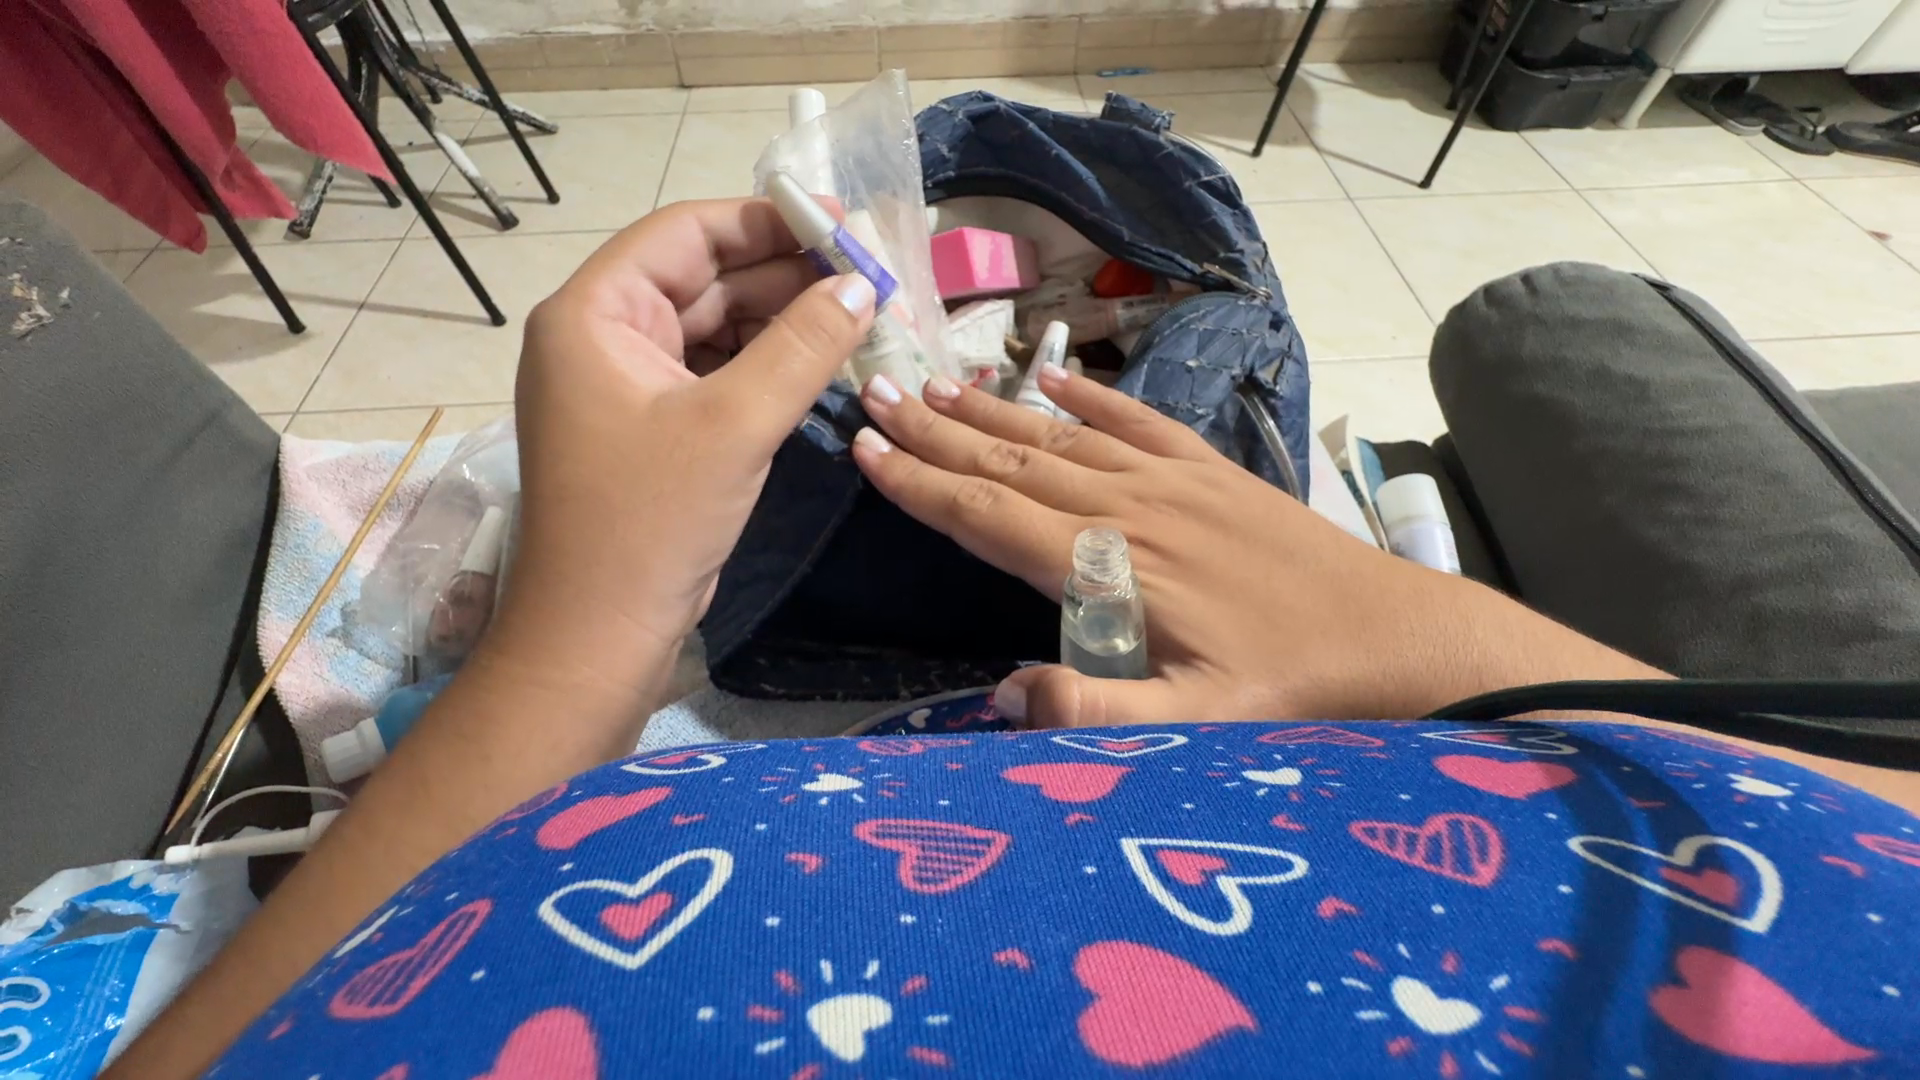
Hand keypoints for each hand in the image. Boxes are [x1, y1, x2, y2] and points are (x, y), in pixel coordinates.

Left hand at [489, 198, 874, 706]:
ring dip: (783, 324)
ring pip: (718, 330)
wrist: (602, 631)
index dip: (766, 221)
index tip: (841, 223)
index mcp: (597, 314)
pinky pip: (720, 376)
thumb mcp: (735, 424)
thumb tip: (863, 285)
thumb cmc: (652, 519)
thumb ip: (803, 347)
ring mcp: (634, 386)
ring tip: (857, 316)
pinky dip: (768, 368)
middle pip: (705, 280)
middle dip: (785, 277)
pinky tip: (821, 364)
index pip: (687, 235)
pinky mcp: (660, 428)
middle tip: (867, 276)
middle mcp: (608, 338)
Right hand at [850, 365, 1661, 726]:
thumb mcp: (1188, 727)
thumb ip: (1090, 712)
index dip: (919, 483)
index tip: (864, 448)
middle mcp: (1123, 506)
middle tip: (876, 391)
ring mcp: (1168, 479)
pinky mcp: (1207, 469)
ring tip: (935, 384)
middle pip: (1008, 460)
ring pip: (1058, 435)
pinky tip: (1051, 376)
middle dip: (934, 430)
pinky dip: (1086, 397)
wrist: (1394, 638)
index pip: (986, 514)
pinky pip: (1133, 420)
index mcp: (1104, 566)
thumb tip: (998, 695)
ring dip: (991, 410)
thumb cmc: (1284, 688)